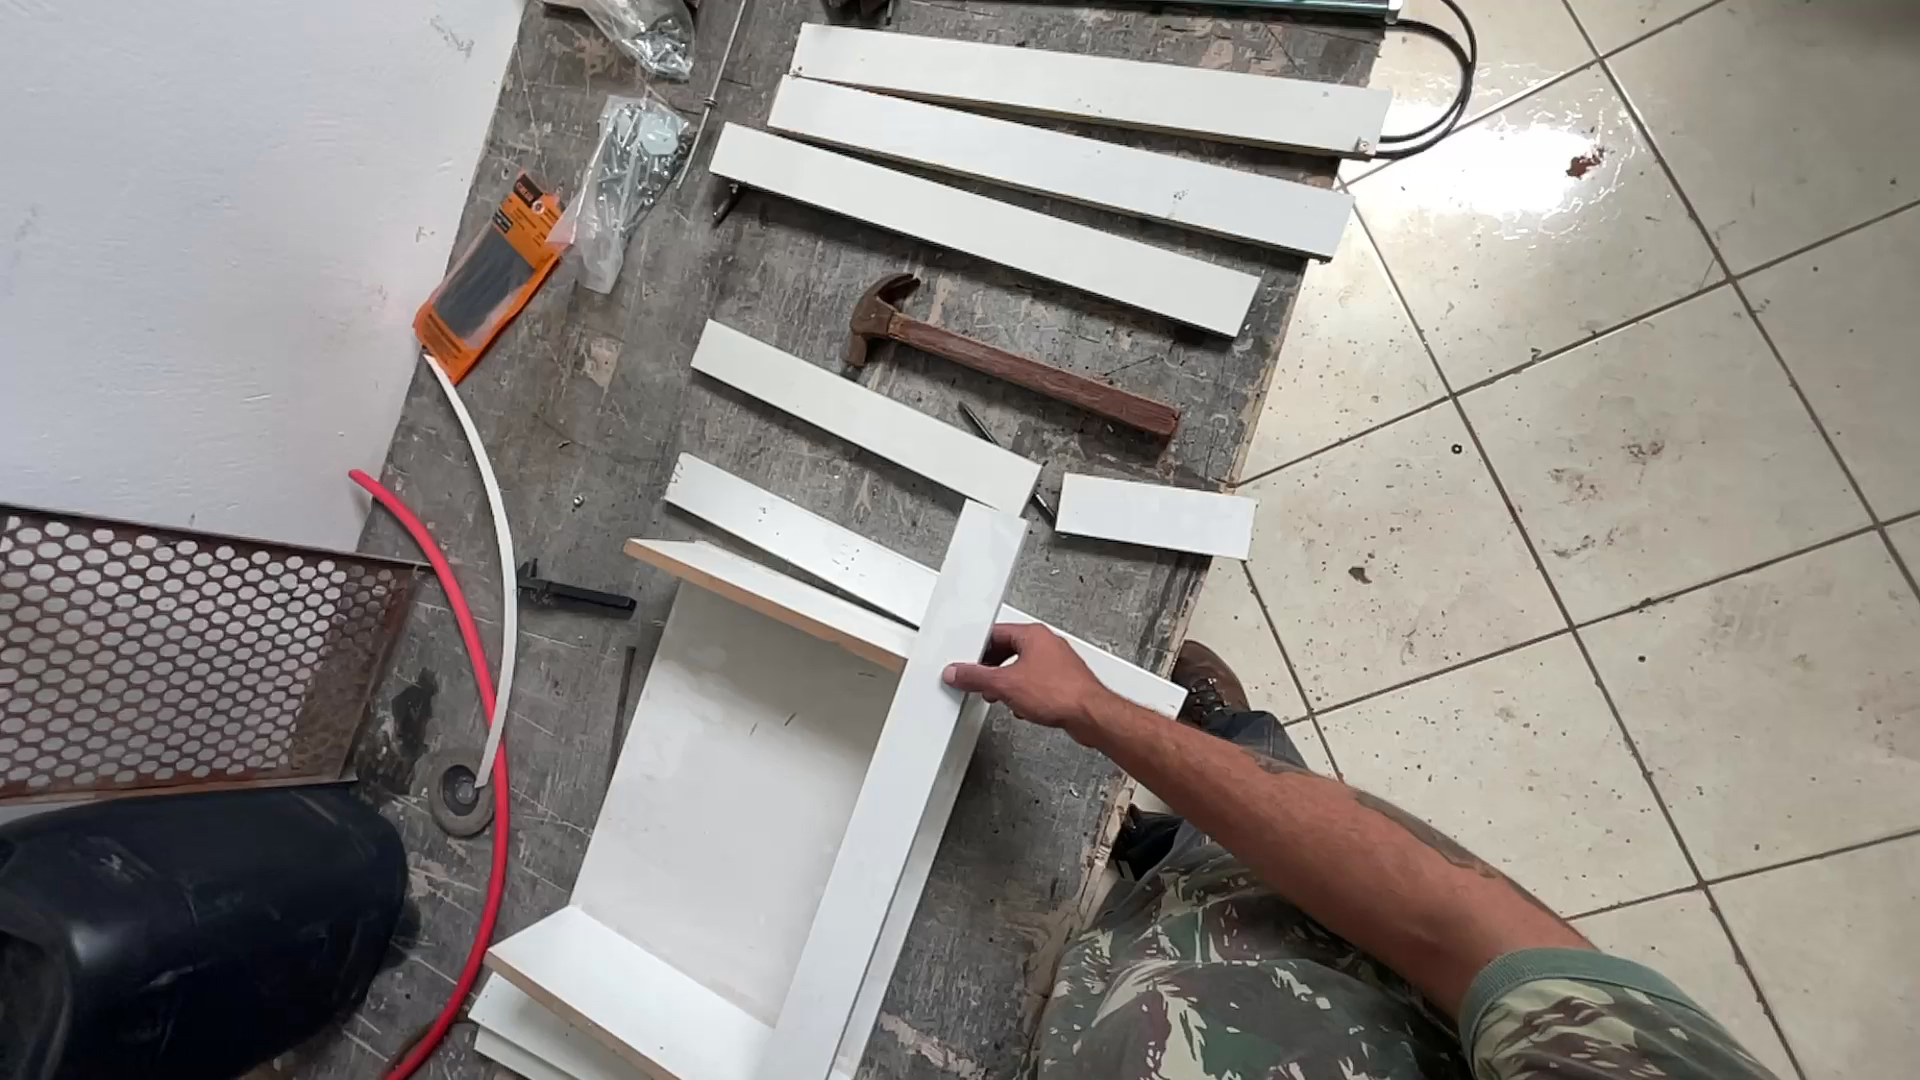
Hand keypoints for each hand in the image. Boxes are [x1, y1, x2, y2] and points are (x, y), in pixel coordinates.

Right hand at [942, 622, 1122, 740]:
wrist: (1090, 715)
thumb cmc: (1061, 692)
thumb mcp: (1005, 684)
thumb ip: (976, 678)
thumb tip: (958, 673)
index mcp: (1033, 634)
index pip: (994, 633)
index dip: (976, 649)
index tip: (967, 663)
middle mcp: (1047, 644)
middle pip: (1008, 650)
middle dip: (991, 669)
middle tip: (980, 680)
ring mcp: (1057, 663)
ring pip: (1022, 669)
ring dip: (1008, 683)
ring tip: (999, 695)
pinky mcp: (1063, 682)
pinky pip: (1035, 684)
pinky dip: (1024, 694)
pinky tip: (1020, 706)